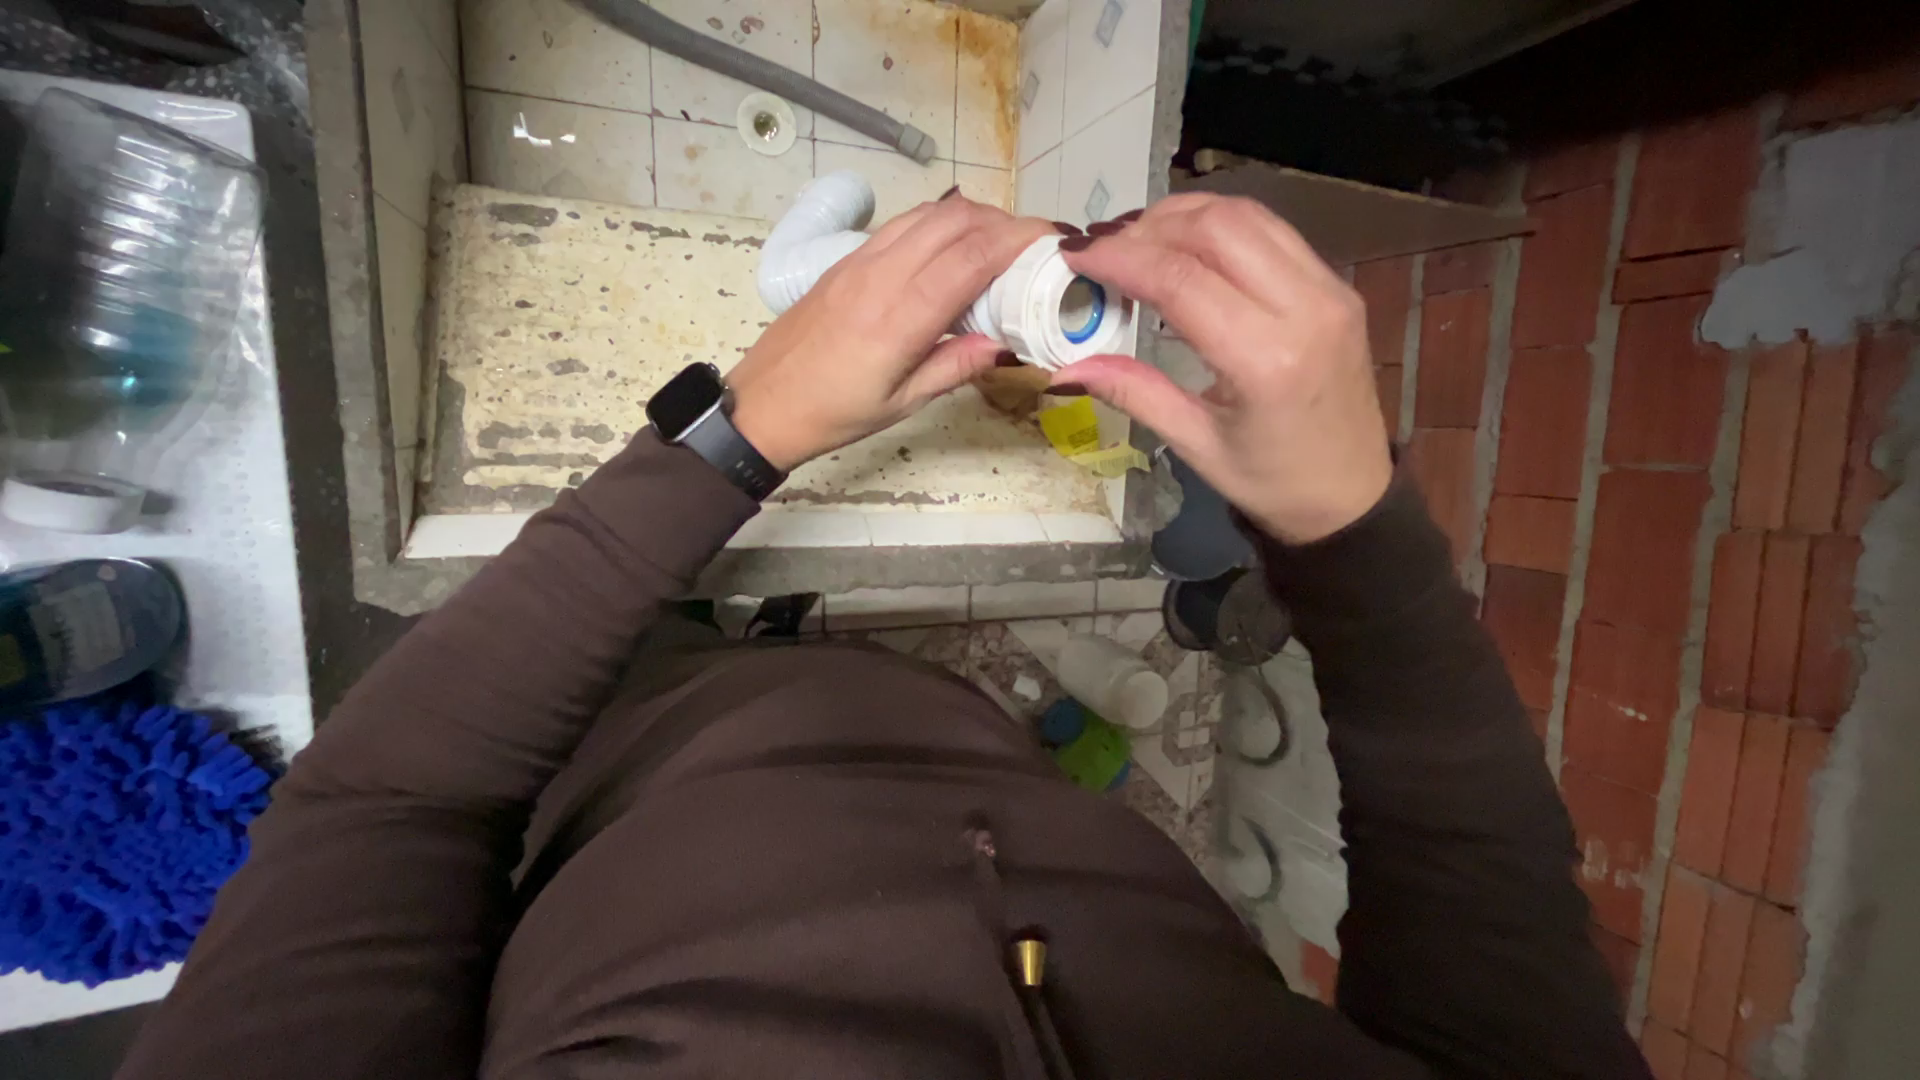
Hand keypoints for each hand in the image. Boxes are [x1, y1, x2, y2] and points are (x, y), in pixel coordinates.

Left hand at [729, 197, 1055, 470]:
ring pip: (927, 214)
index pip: (968, 258)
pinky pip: (902, 224)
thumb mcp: (901, 404)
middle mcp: (879, 277)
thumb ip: (954, 367)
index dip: (1016, 240)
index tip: (1052, 240)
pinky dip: (939, 224)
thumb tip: (1004, 342)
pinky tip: (953, 248)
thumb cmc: (833, 414)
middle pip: (953, 221)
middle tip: (1034, 245)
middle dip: (1003, 222)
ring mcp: (859, 261)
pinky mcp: (846, 260)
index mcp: (897, 319)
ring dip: (972, 218)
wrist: (763, 404)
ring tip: (1000, 243)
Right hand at [1052, 196, 1392, 544]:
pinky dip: (1220, 227)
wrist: (1351, 493)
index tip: (1076, 255)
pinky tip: (1185, 248)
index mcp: (1265, 359)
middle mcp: (1305, 308)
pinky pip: (1272, 233)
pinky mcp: (1336, 286)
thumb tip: (1064, 370)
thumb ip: (1133, 392)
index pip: (1182, 280)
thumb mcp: (1195, 444)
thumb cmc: (1269, 481)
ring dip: (1185, 217)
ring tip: (1137, 241)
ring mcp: (1329, 290)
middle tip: (1105, 249)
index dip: (1122, 258)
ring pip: (1248, 217)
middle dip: (1150, 227)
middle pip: (1217, 228)